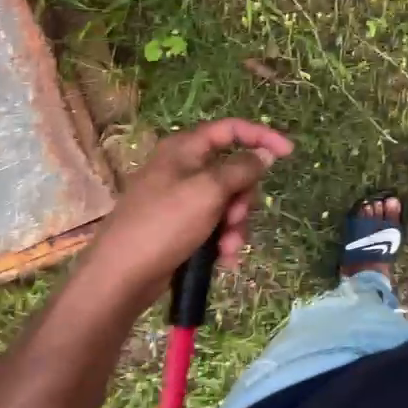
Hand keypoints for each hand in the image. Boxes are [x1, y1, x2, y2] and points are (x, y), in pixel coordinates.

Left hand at [78, 119, 293, 297]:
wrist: (119, 278)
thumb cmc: (164, 225)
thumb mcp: (210, 191)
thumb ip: (243, 168)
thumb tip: (265, 153)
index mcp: (184, 149)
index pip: (231, 129)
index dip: (262, 136)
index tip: (288, 153)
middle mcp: (182, 168)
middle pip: (233, 170)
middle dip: (244, 197)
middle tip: (237, 217)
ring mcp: (179, 197)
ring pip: (227, 200)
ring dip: (235, 224)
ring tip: (227, 248)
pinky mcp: (179, 225)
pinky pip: (214, 223)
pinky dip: (222, 238)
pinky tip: (222, 258)